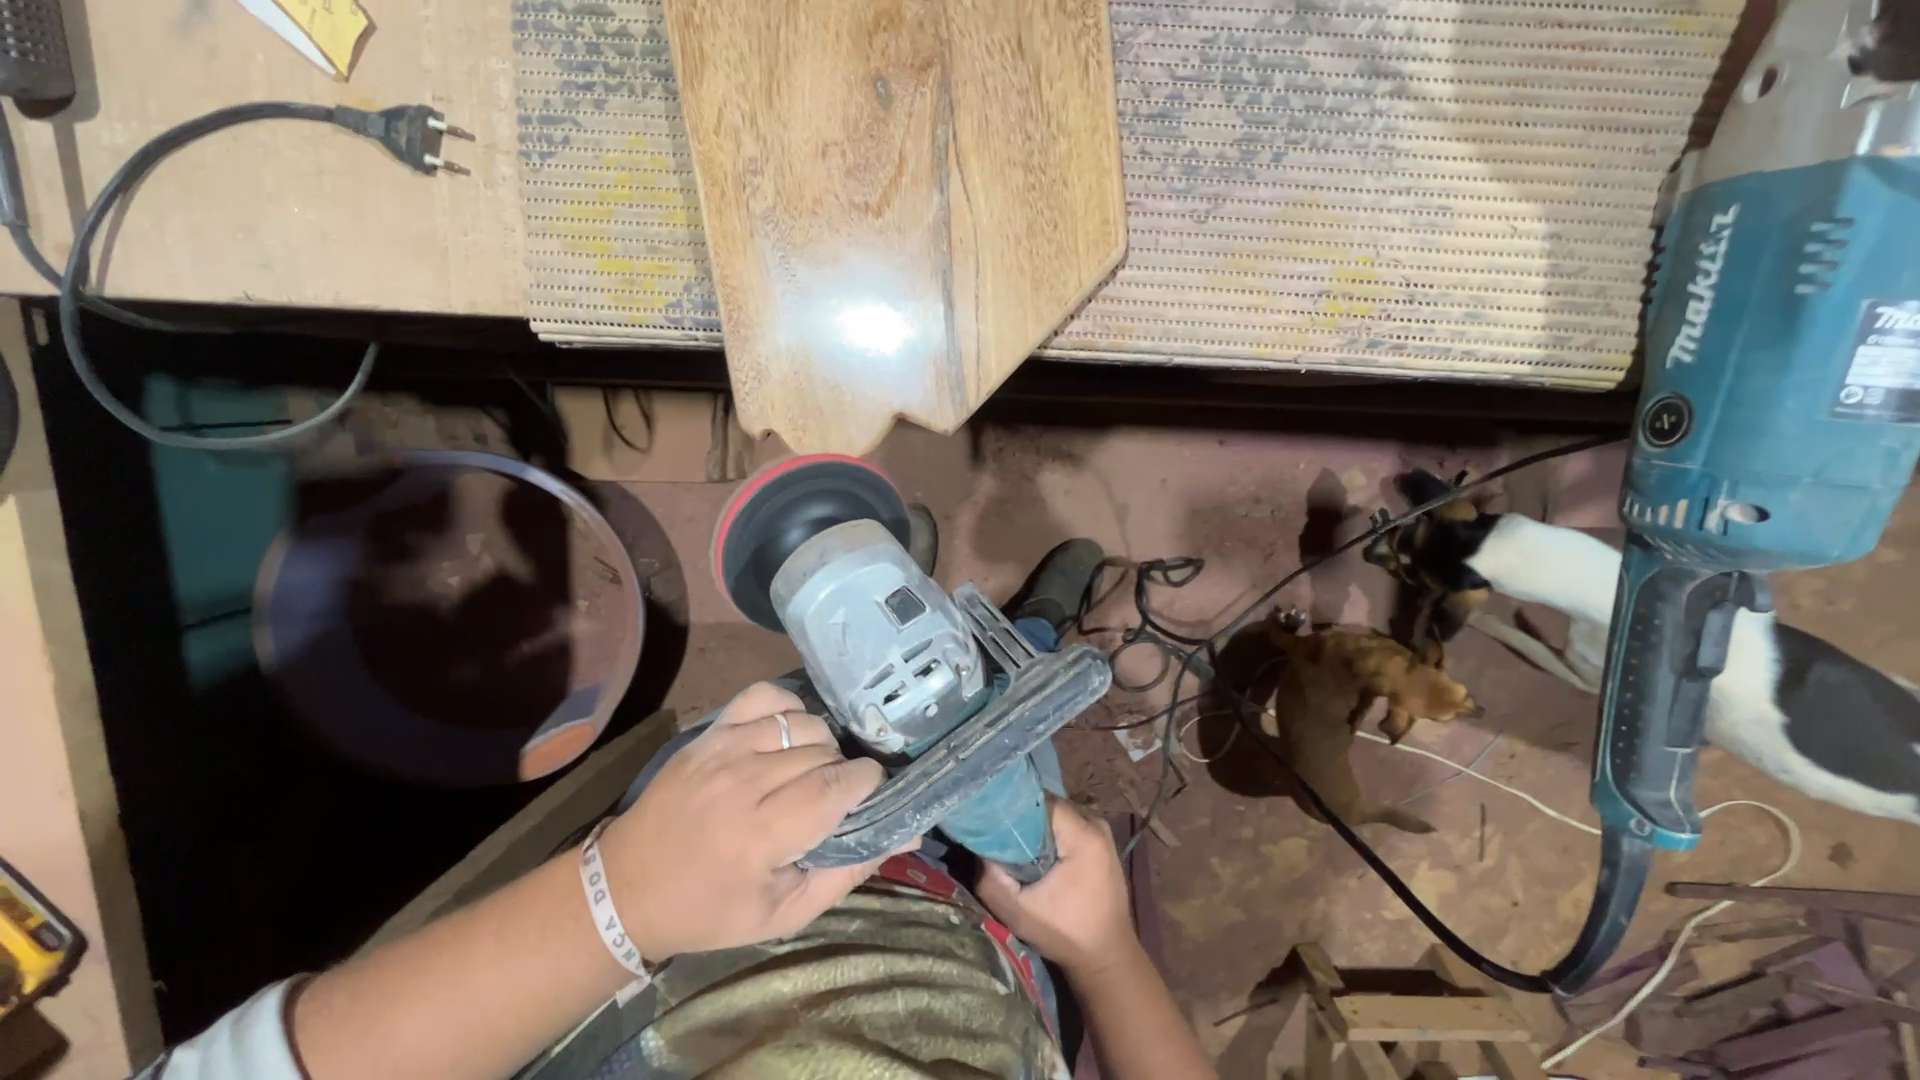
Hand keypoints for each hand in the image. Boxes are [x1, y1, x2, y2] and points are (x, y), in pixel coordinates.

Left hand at [596, 682, 893, 962]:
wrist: (626, 889)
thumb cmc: (711, 911)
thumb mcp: (785, 913)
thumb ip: (848, 872)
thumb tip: (906, 836)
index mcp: (761, 834)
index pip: (836, 785)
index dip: (867, 784)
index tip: (872, 795)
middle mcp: (742, 782)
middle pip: (823, 752)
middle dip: (843, 771)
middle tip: (836, 798)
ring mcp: (722, 749)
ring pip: (801, 724)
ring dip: (820, 744)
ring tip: (812, 772)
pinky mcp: (708, 733)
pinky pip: (764, 697)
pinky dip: (788, 708)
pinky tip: (789, 735)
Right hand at [975, 797, 1136, 975]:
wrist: (1108, 958)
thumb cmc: (1065, 934)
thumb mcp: (1018, 913)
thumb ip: (992, 879)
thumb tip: (978, 849)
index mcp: (1082, 834)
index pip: (1038, 800)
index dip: (1011, 808)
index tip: (989, 821)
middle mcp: (1095, 825)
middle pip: (1048, 806)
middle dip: (1022, 819)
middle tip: (997, 836)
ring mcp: (1101, 834)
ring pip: (1057, 817)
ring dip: (1035, 829)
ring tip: (1013, 847)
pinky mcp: (1101, 846)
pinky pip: (1068, 828)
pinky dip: (1050, 838)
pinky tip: (1035, 857)